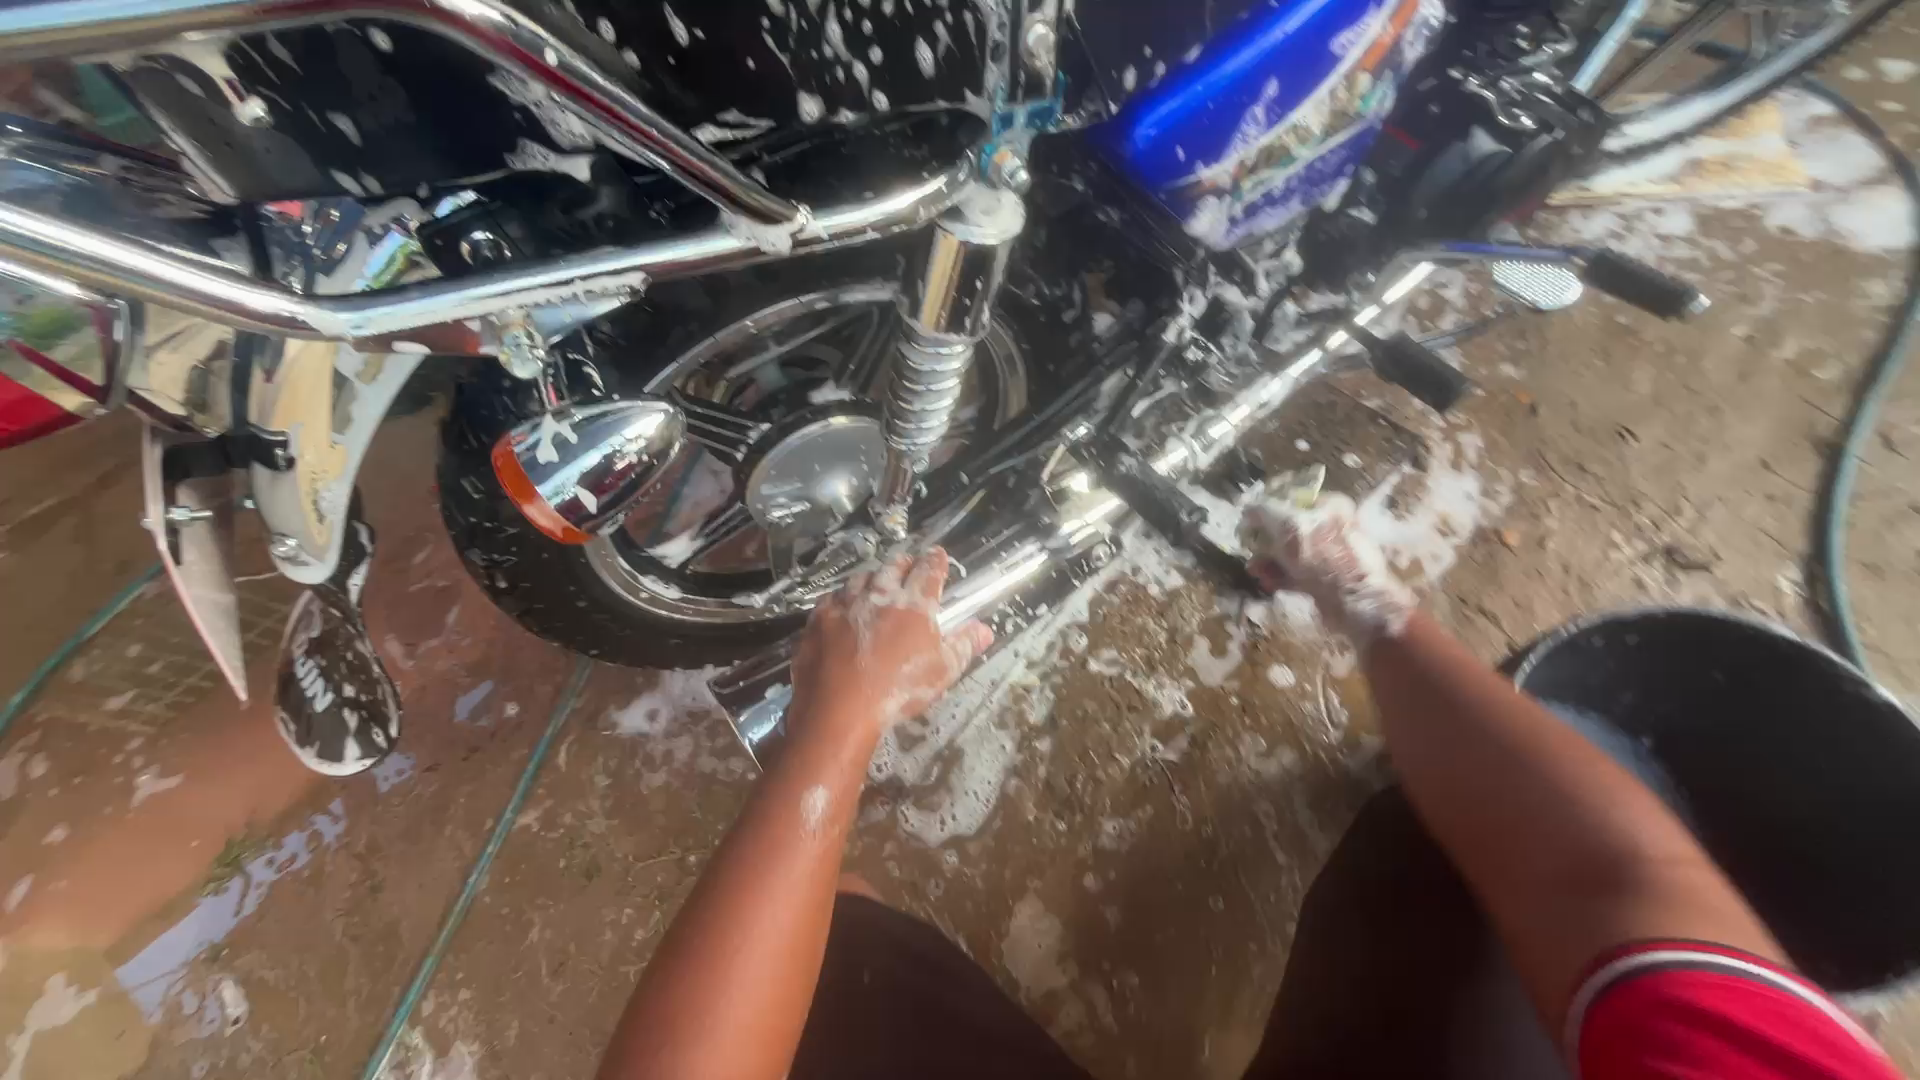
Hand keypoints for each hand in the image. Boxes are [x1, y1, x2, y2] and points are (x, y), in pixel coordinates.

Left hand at [787, 547, 994, 748]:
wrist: (839, 709)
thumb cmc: (898, 690)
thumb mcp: (941, 673)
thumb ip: (964, 646)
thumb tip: (984, 629)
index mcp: (913, 605)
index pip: (928, 572)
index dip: (935, 561)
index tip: (937, 554)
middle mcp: (879, 595)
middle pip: (892, 568)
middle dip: (903, 562)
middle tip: (907, 562)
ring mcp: (845, 605)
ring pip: (860, 578)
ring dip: (871, 575)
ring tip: (875, 579)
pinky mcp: (819, 620)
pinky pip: (832, 598)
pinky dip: (841, 596)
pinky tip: (841, 603)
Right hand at [1240, 492, 1416, 646]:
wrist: (1354, 601)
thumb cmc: (1323, 557)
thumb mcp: (1288, 526)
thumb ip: (1264, 512)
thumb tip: (1247, 509)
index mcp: (1329, 505)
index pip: (1289, 501)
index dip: (1266, 513)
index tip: (1250, 527)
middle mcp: (1331, 526)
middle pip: (1286, 529)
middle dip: (1265, 542)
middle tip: (1250, 552)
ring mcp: (1329, 554)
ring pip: (1288, 553)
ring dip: (1268, 562)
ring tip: (1255, 572)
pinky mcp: (1325, 578)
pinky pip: (1296, 572)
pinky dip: (1280, 576)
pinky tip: (1268, 583)